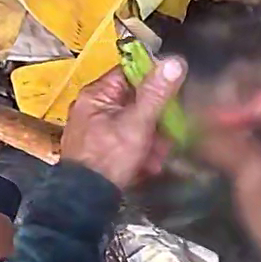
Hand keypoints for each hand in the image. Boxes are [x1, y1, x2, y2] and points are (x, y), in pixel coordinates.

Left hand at [59, 57, 185, 191]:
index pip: (129, 72)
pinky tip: (147, 165)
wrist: (85, 199)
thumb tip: (174, 62)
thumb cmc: (109, 158)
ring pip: (132, 123)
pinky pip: (124, 141)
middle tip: (167, 134)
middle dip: (156, 119)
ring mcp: (94, 129)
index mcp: (97, 95)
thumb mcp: (137, 123)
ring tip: (157, 155)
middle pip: (134, 100)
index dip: (153, 80)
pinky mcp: (98, 149)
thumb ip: (156, 93)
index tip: (172, 92)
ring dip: (151, 139)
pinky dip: (138, 151)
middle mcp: (92, 108)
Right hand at [196, 87, 260, 261]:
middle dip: (235, 123)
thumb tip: (192, 125)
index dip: (239, 108)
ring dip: (239, 139)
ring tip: (206, 147)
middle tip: (200, 133)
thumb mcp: (254, 179)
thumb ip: (226, 147)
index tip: (207, 122)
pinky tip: (224, 162)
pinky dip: (250, 155)